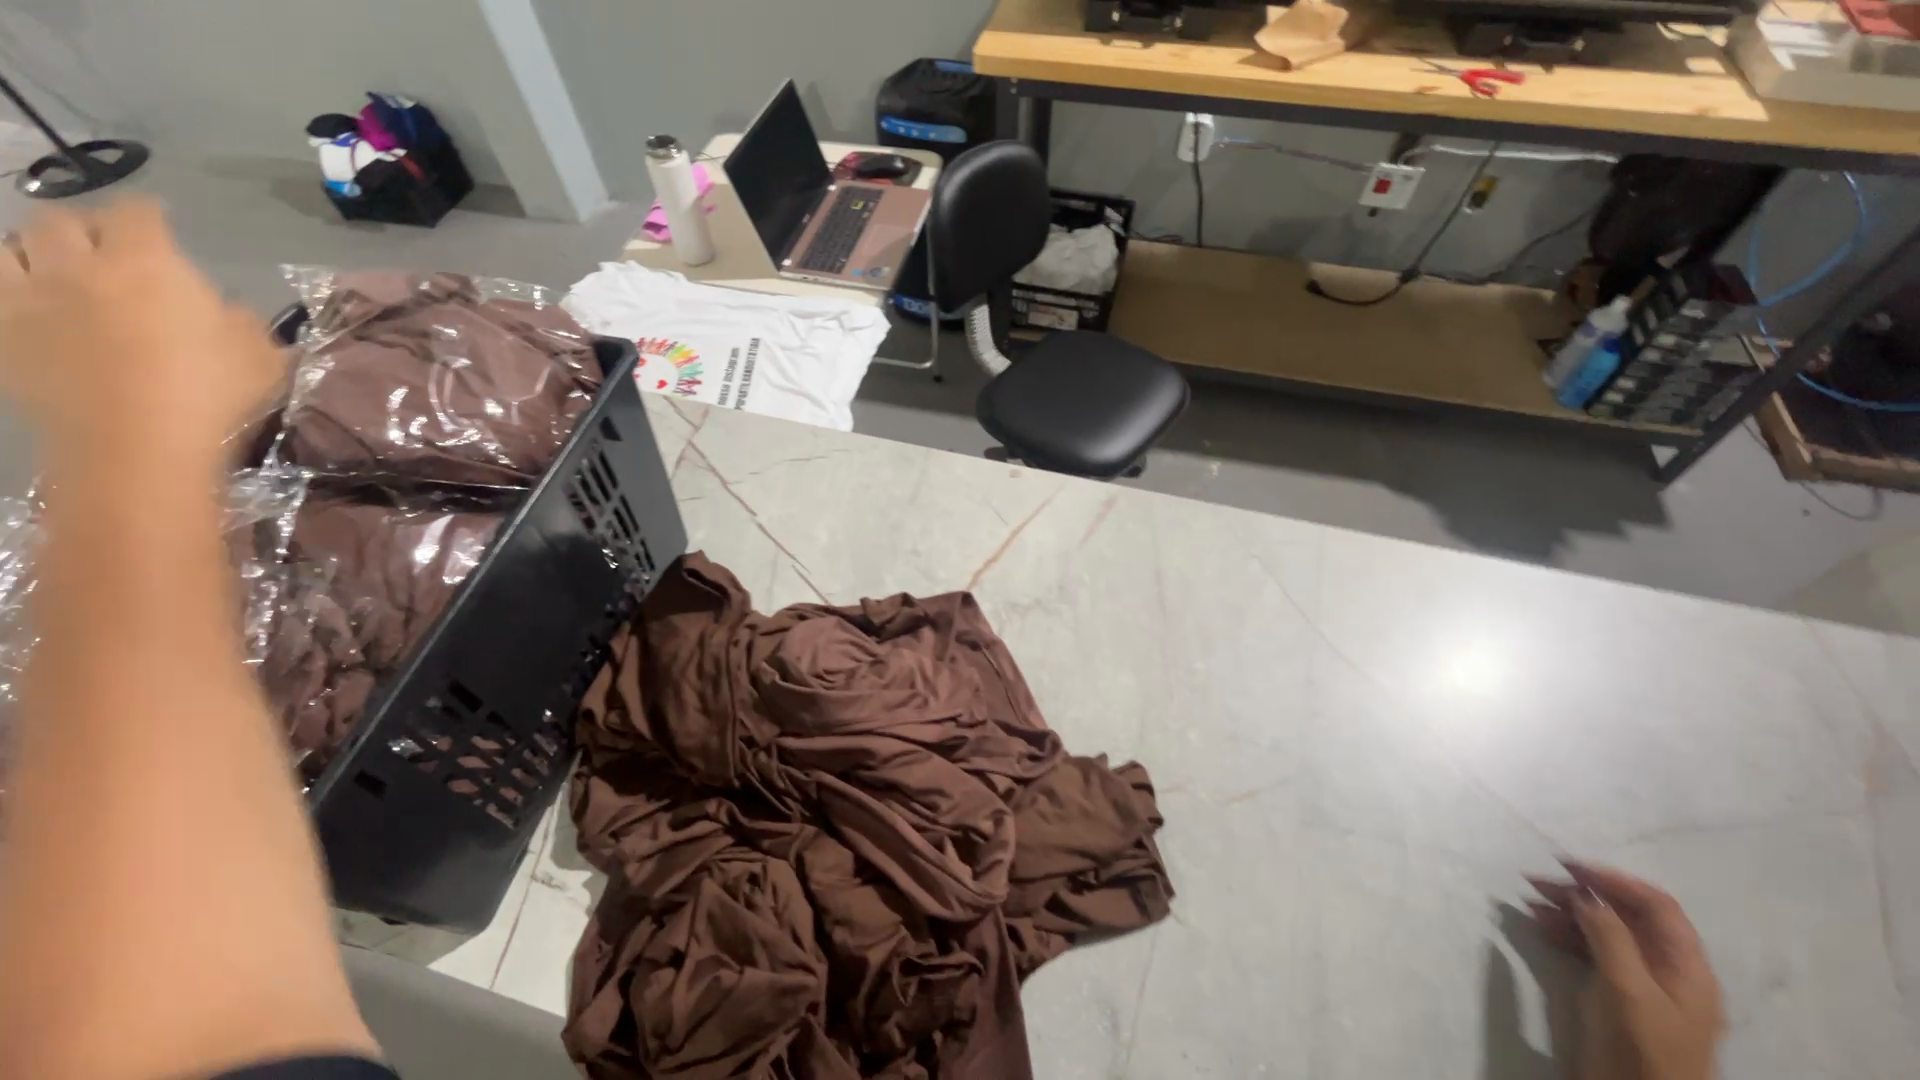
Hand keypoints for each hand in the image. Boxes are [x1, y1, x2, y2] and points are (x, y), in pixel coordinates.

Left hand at [0, 199, 283, 470]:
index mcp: (149, 264)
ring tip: (54, 273)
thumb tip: (226, 311)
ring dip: (31, 254)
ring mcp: (27, 298)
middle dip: (84, 229)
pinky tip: (28, 308)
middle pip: (60, 220)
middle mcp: (79, 266)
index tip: (162, 225)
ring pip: (7, 247)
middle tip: (105, 250)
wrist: (137, 445)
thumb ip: (243, 322)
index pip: (138, 212)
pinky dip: (7, 293)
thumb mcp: (262, 357)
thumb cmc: (211, 395)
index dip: (151, 215)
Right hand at [1526, 861, 1723, 1079]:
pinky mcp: (1618, 997)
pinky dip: (1567, 934)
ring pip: (1606, 932)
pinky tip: (1539, 925)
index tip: (1569, 867)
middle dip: (1584, 894)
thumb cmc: (1642, 1047)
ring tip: (1530, 900)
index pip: (1656, 906)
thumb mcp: (1628, 990)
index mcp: (1686, 967)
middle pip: (1628, 916)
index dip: (1615, 881)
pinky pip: (1594, 952)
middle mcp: (1668, 970)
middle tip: (1537, 880)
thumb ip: (1610, 937)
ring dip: (1570, 911)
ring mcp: (1642, 984)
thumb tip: (1586, 894)